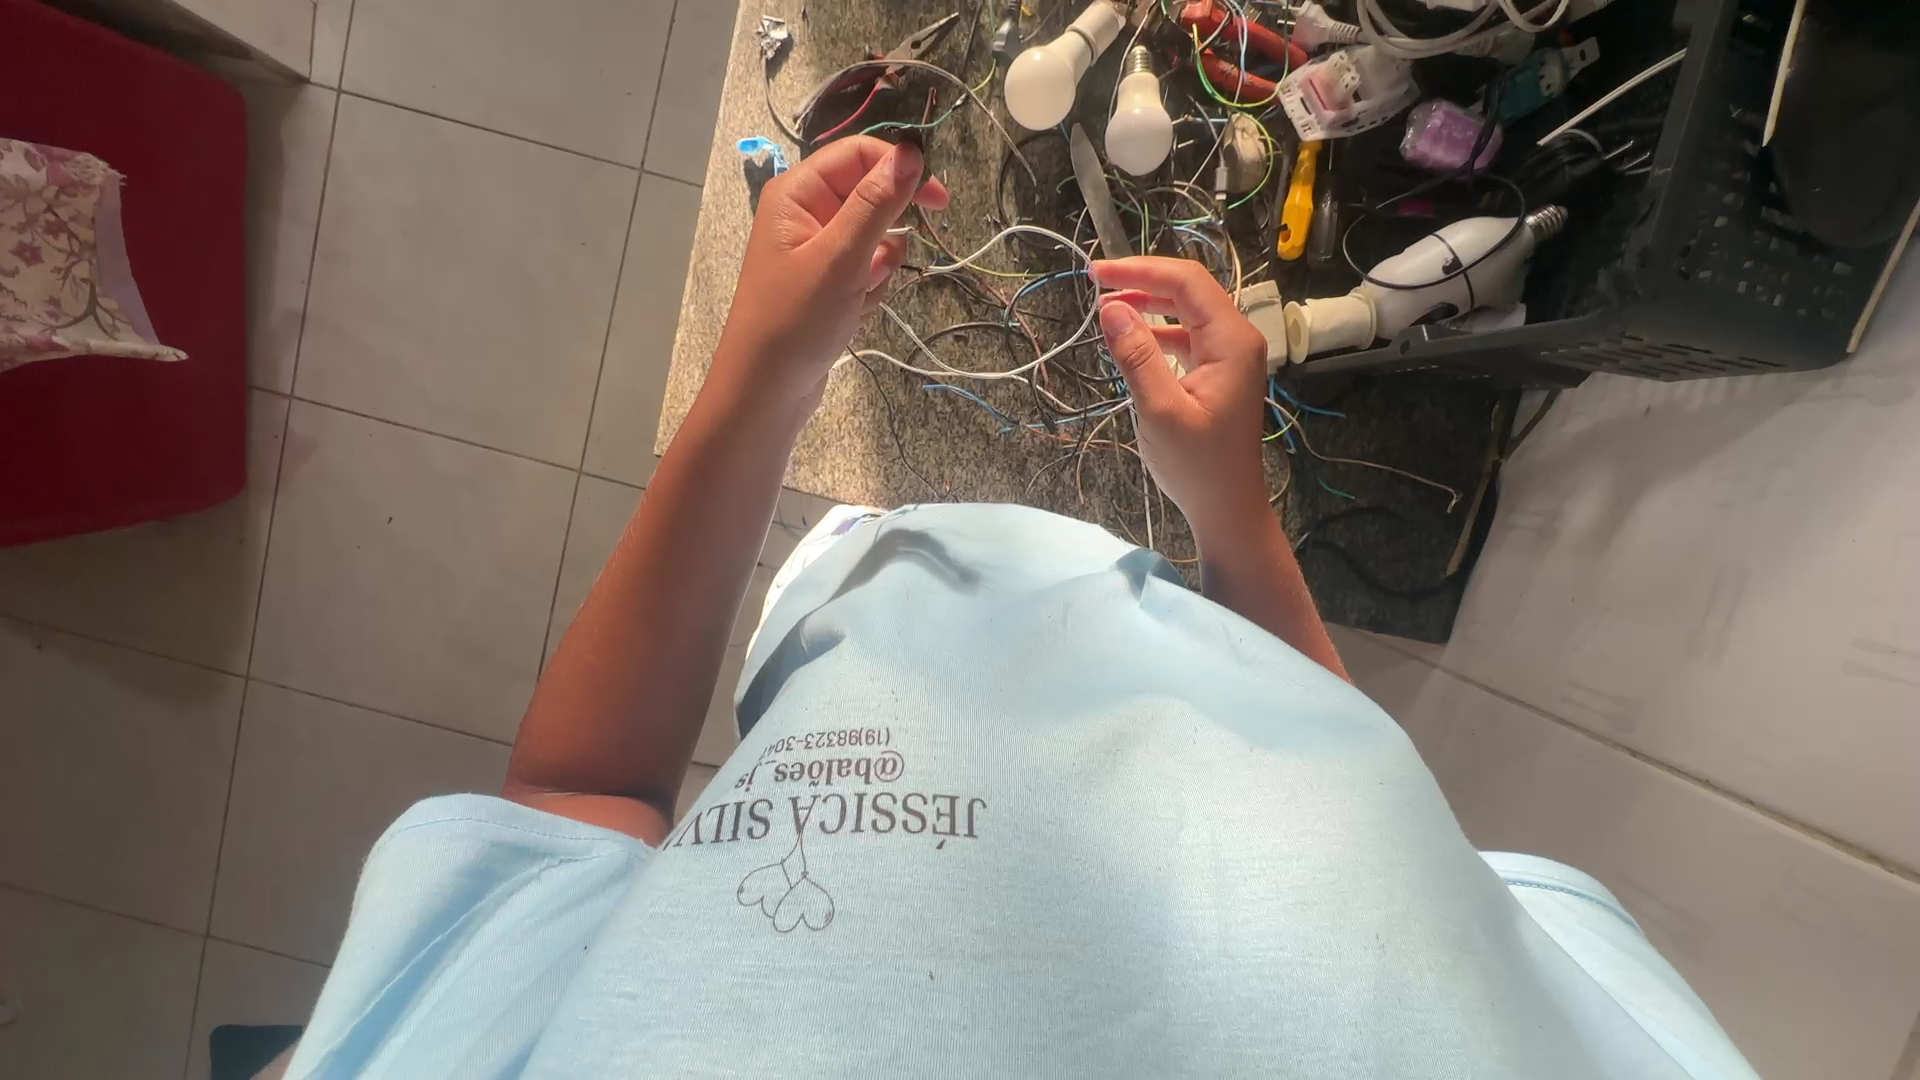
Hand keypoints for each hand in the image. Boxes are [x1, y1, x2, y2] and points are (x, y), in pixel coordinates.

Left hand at [710, 137, 950, 418]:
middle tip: (880, 268)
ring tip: (855, 299)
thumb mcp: (841, 258)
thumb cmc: (796, 321)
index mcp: (798, 194)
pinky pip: (866, 274)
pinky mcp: (828, 286)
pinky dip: (869, 293)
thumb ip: (877, 204)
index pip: (859, 156)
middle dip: (886, 236)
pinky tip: (852, 316)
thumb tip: (912, 152)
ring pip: (874, 242)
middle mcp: (806, 215)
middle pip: (870, 200)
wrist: (766, 390)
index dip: (900, 170)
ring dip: (879, 270)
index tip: (940, 200)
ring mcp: (817, 253)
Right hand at [1093, 257, 1270, 545]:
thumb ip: (1137, 357)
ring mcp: (1229, 357)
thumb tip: (1110, 310)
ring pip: (1186, 314)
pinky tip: (1129, 341)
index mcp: (1231, 341)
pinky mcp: (1218, 374)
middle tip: (1095, 285)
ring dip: (1147, 307)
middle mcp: (1235, 340)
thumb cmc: (1197, 466)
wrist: (1227, 507)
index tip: (1096, 273)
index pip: (1186, 282)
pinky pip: (1185, 339)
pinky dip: (1156, 334)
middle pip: (1188, 291)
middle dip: (1142, 282)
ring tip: (1106, 310)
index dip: (1140, 271)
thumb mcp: (1160, 411)